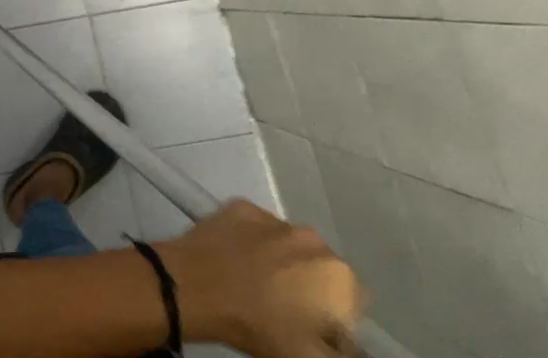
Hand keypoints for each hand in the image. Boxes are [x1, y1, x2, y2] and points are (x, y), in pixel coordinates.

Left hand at [156, 199, 367, 357]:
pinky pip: (256, 227)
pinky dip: (251, 240)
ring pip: (289, 244)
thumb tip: (345, 346)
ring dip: (281, 261)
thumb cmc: (257, 325)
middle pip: (321, 269)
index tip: (312, 330)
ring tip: (255, 281)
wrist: (194, 286)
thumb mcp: (309, 357)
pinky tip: (235, 258)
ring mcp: (274, 217)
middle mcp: (312, 238)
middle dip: (310, 286)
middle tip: (282, 306)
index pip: (353, 303)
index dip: (336, 320)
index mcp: (339, 275)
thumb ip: (339, 354)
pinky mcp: (240, 206)